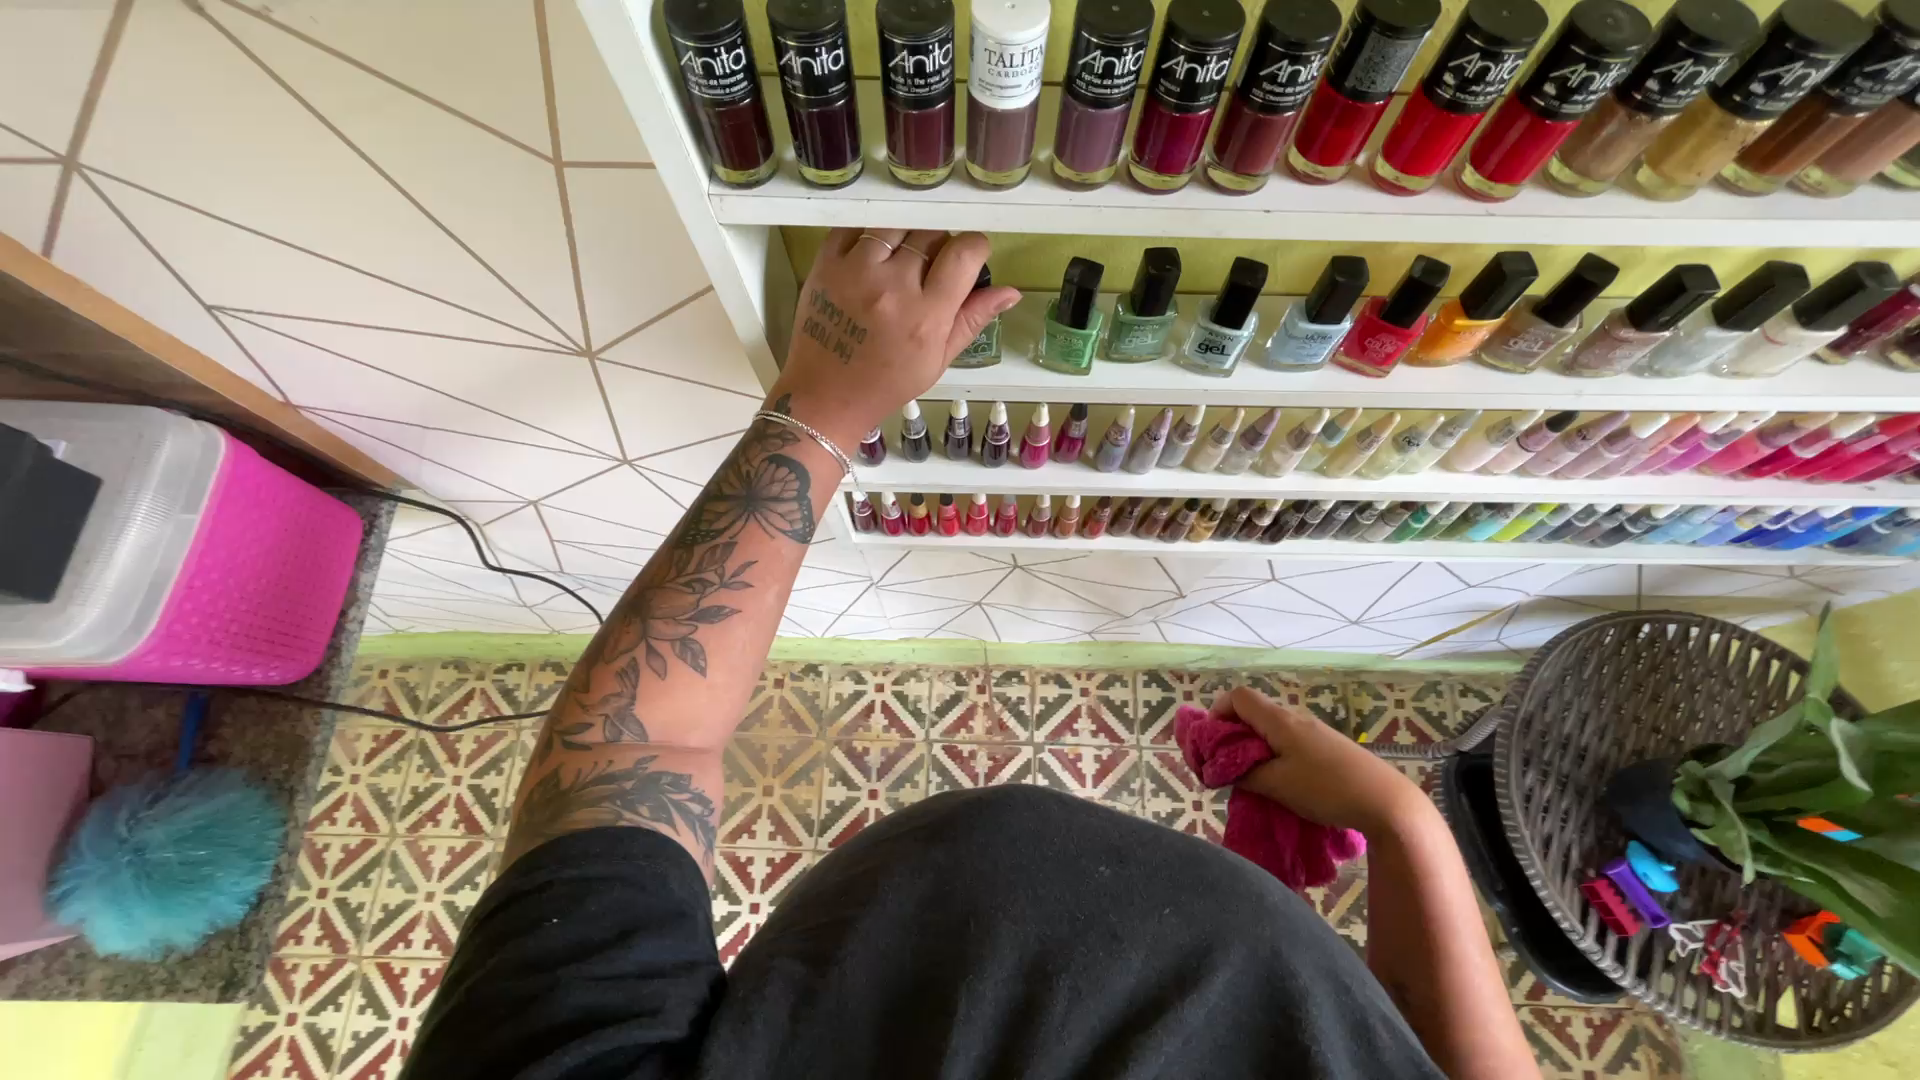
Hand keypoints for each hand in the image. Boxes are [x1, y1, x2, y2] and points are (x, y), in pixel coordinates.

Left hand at [768, 228, 1020, 447]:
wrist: (826, 396)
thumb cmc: (887, 384)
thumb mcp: (938, 360)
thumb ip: (972, 320)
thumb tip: (1011, 291)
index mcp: (926, 315)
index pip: (964, 253)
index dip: (975, 248)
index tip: (971, 258)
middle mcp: (893, 286)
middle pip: (931, 234)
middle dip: (941, 244)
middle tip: (932, 268)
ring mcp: (856, 271)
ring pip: (896, 225)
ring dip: (907, 235)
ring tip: (903, 259)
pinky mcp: (826, 264)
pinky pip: (855, 227)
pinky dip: (870, 233)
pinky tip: (875, 253)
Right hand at [1220, 687, 1432, 836]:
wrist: (1387, 804)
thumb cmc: (1326, 789)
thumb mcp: (1276, 785)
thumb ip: (1243, 773)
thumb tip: (1221, 769)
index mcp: (1279, 720)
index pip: (1237, 696)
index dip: (1218, 713)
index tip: (1212, 742)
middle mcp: (1296, 718)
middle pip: (1253, 712)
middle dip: (1233, 734)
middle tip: (1227, 765)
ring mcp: (1316, 732)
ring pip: (1272, 729)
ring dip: (1255, 747)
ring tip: (1254, 778)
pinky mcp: (1330, 748)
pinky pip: (1290, 742)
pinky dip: (1276, 755)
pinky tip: (1284, 782)